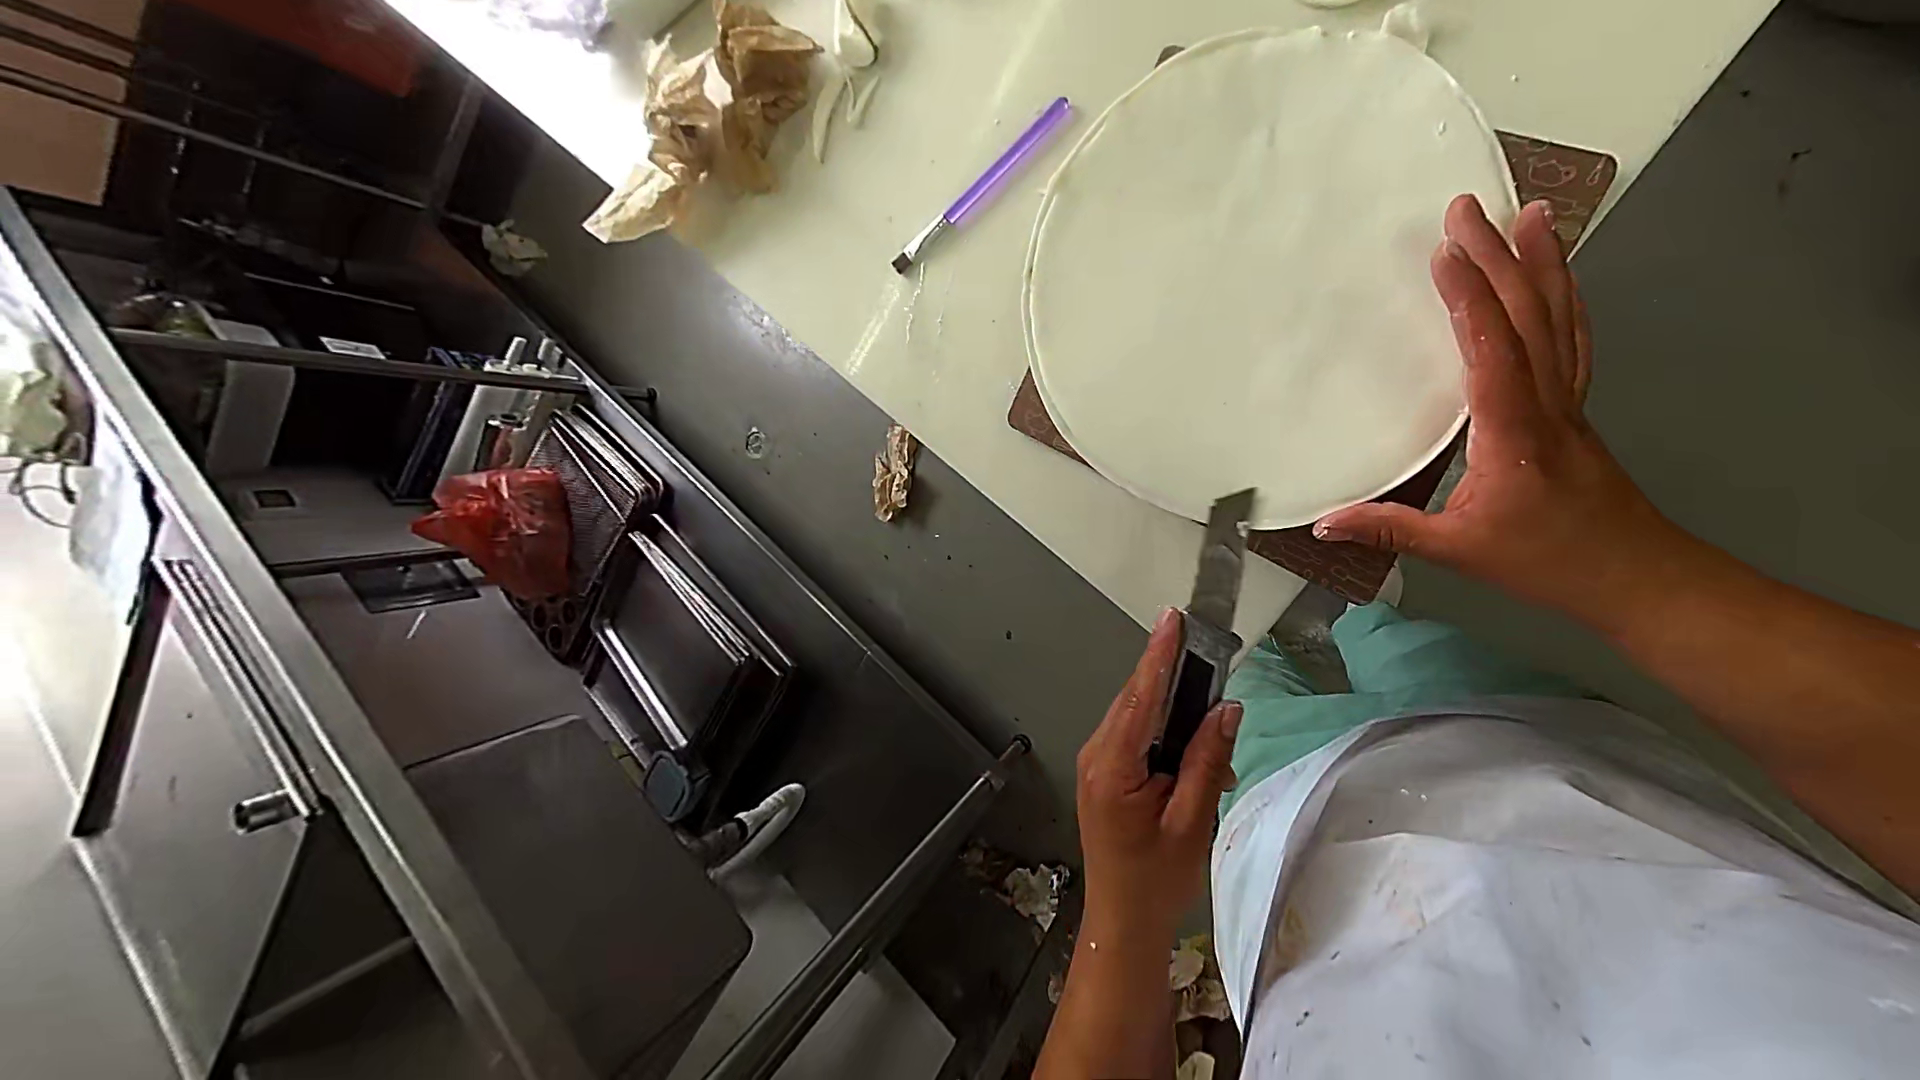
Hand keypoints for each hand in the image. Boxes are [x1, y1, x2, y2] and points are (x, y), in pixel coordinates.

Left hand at [1076, 609, 1241, 936]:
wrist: (1122, 919)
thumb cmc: (1156, 879)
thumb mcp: (1190, 821)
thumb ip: (1207, 760)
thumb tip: (1226, 708)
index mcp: (1111, 764)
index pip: (1140, 697)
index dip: (1158, 655)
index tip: (1171, 618)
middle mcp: (1096, 753)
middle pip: (1136, 700)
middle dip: (1171, 675)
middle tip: (1206, 651)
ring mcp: (1096, 760)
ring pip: (1137, 715)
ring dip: (1174, 711)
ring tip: (1212, 716)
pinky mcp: (1104, 770)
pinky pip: (1135, 735)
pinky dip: (1164, 733)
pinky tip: (1194, 749)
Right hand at [1312, 195, 1688, 627]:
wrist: (1639, 576)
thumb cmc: (1547, 561)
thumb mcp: (1457, 550)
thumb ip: (1388, 529)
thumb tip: (1323, 523)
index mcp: (1514, 430)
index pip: (1491, 349)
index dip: (1469, 297)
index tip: (1444, 250)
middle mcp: (1549, 402)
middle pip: (1530, 315)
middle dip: (1499, 257)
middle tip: (1471, 209)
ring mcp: (1570, 402)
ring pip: (1562, 319)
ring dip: (1543, 263)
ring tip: (1530, 214)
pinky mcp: (1575, 410)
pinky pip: (1571, 341)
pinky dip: (1563, 300)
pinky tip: (1555, 281)